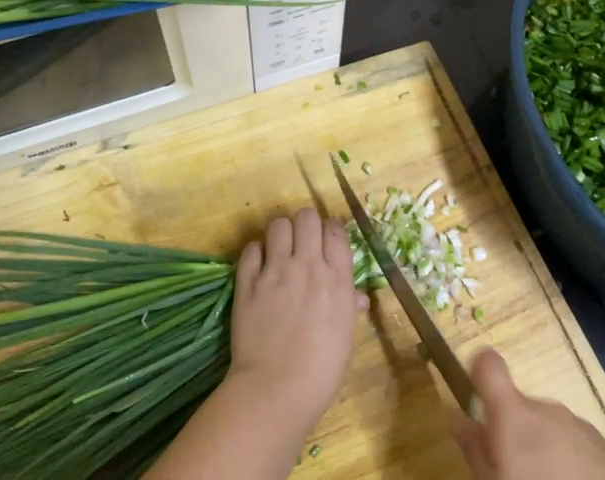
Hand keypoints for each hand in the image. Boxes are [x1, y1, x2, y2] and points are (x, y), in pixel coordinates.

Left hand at [224, 207, 369, 428]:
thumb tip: (356, 296)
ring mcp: (275, 270)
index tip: (326, 243)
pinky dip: (256, 253)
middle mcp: (307, 265)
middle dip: (305, 225)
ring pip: (278, 225)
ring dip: (281, 234)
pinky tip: (259, 268)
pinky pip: (251, 248)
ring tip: (280, 252)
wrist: (277, 387)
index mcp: (337, 278)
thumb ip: (348, 305)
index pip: (336, 229)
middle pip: (306, 217)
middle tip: (303, 244)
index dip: (331, 231)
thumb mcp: (346, 335)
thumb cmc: (321, 369)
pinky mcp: (248, 280)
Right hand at [448, 349, 604, 479]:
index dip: (479, 370)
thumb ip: (473, 447)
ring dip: (541, 447)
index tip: (475, 395)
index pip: (488, 364)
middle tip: (512, 470)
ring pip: (547, 427)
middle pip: (518, 406)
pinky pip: (574, 443)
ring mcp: (578, 425)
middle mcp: (545, 408)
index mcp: (513, 414)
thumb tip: (453, 414)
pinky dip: (568, 460)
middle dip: (512, 432)